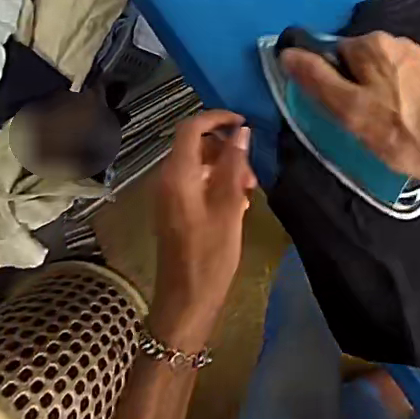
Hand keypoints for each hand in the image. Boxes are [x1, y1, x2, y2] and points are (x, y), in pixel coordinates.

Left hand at [152, 110, 256, 350]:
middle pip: (196, 144)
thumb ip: (234, 165)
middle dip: (227, 149)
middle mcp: (167, 178)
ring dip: (224, 168)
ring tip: (249, 191)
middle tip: (252, 173)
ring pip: (198, 163)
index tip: (244, 122)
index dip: (217, 118)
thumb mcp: (229, 207)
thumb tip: (242, 132)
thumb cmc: (210, 255)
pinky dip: (216, 183)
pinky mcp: (174, 208)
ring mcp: (168, 194)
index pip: (191, 127)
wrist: (187, 300)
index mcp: (177, 175)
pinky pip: (195, 181)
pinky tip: (237, 204)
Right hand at [279, 32, 419, 191]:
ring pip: (382, 71)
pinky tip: (406, 118)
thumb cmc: (397, 133)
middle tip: (362, 120)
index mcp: (373, 43)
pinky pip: (404, 79)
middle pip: (359, 61)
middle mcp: (398, 40)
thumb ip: (316, 78)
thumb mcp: (348, 110)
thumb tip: (288, 52)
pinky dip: (399, 94)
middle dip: (355, 86)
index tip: (341, 109)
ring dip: (377, 91)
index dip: (332, 82)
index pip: (334, 54)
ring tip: (385, 123)